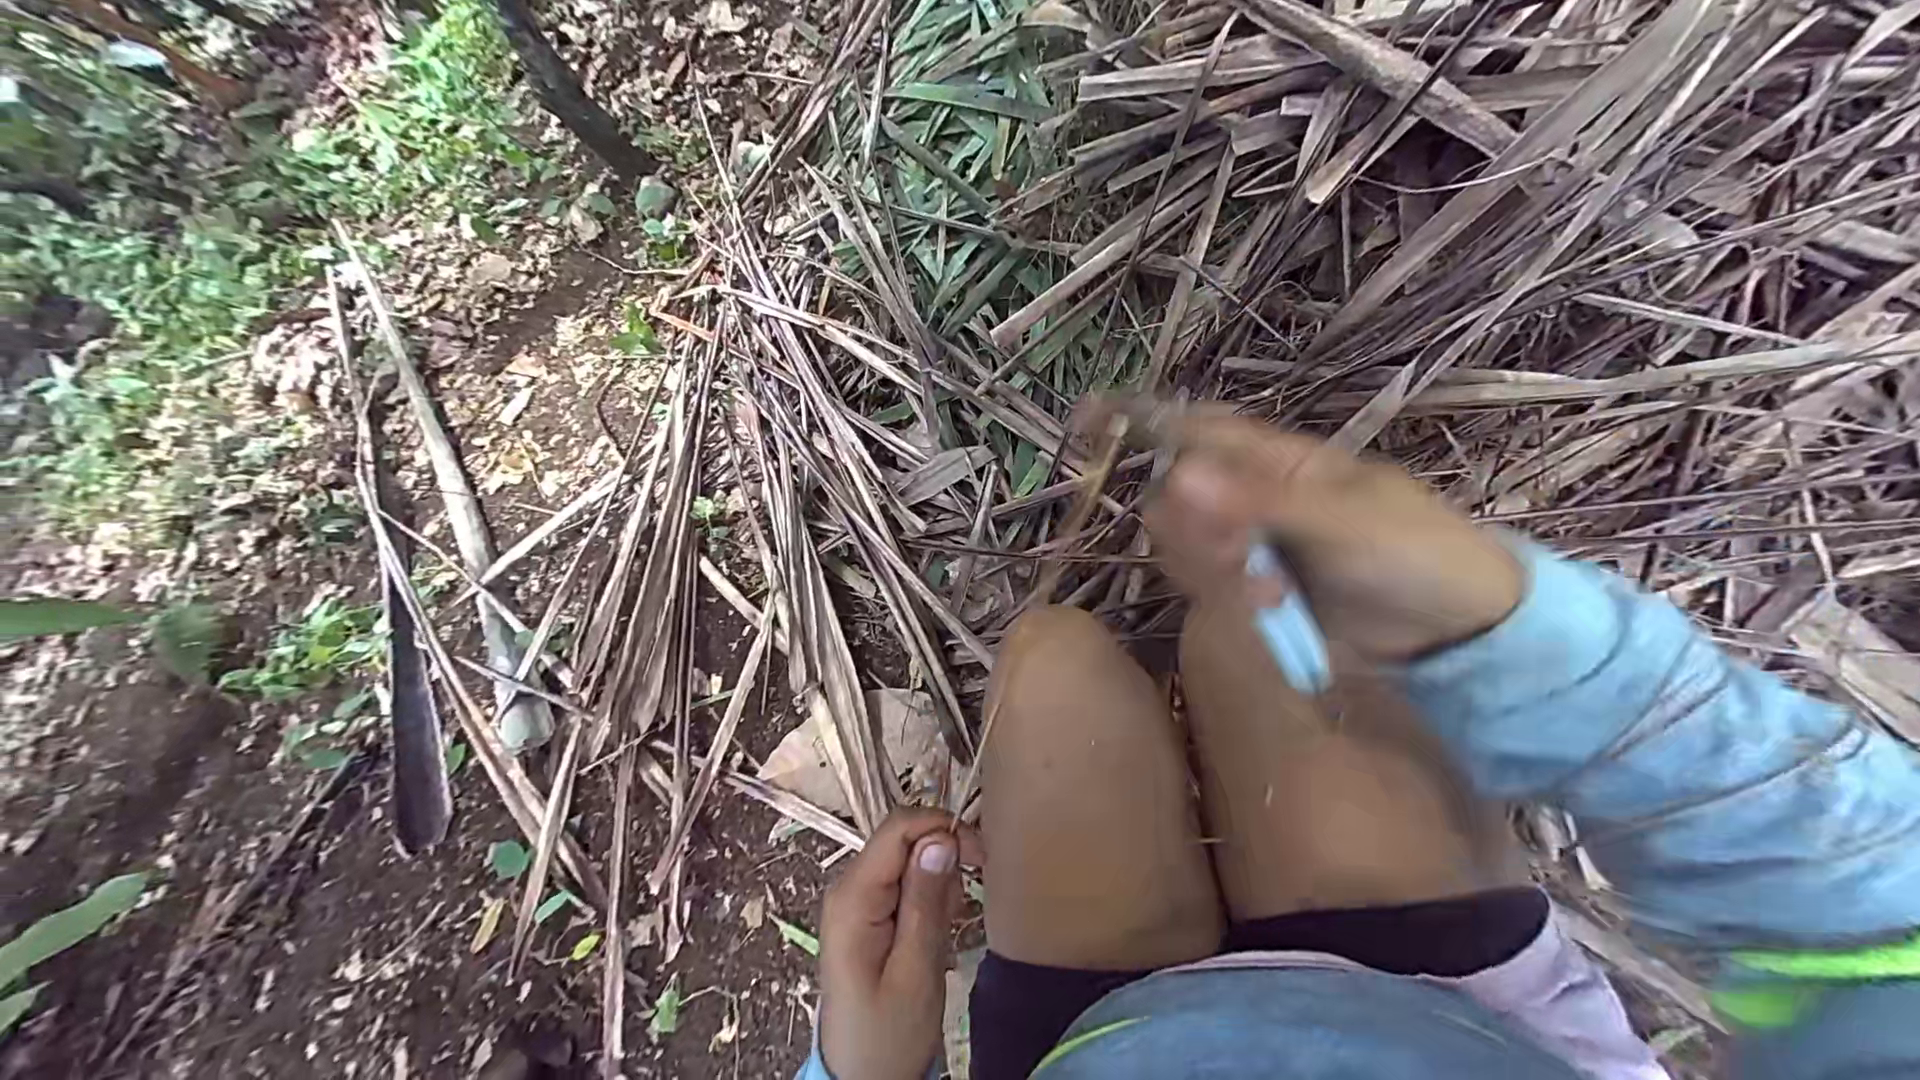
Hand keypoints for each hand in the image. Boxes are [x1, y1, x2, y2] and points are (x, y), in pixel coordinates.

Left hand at [819, 808, 983, 1079]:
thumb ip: (926, 900)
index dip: (940, 826)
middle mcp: (849, 885)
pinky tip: (936, 924)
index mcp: (854, 897)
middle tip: (970, 891)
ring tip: (949, 921)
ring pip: (906, 856)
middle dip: (942, 852)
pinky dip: (928, 892)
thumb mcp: (916, 971)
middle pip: (902, 838)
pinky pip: (903, 880)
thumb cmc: (889, 1036)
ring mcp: (857, 897)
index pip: (897, 829)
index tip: (979, 853)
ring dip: (938, 877)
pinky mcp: (868, 910)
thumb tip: (941, 837)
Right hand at [1142, 414, 1522, 660]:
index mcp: (1275, 461)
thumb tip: (1175, 476)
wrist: (1457, 632)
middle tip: (1233, 555)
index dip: (1143, 418)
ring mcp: (1244, 547)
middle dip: (1190, 526)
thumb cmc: (1417, 552)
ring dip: (1209, 568)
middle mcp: (1247, 499)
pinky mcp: (1246, 592)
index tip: (1085, 417)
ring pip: (1183, 546)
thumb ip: (1257, 504)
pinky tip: (1271, 606)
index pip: (1197, 428)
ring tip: (1268, 592)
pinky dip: (1225, 597)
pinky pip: (1204, 587)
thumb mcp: (1345, 522)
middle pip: (1177, 496)